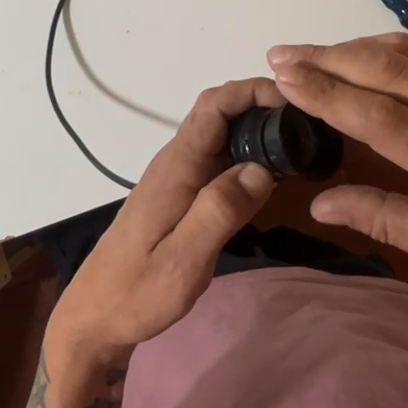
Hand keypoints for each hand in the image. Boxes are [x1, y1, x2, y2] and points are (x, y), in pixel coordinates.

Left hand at [46, 79, 279, 365]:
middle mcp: (176, 161)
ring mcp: (178, 177)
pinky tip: (274, 175)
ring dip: (257, 130)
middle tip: (310, 124)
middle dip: (262, 106)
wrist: (97, 316)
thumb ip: (218, 212)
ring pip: (221, 135)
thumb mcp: (182, 262)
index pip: (213, 106)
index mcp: (176, 168)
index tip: (294, 102)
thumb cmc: (137, 292)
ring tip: (302, 143)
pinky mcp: (182, 194)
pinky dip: (248, 155)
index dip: (252, 91)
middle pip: (220, 112)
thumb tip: (262, 167)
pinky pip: (219, 159)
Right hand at [268, 34, 407, 294]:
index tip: (283, 76)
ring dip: (354, 48)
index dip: (325, 93)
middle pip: (389, 68)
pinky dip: (393, 51)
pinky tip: (367, 58)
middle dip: (327, 56)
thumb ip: (384, 222)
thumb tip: (318, 204)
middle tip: (282, 54)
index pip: (380, 118)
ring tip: (313, 53)